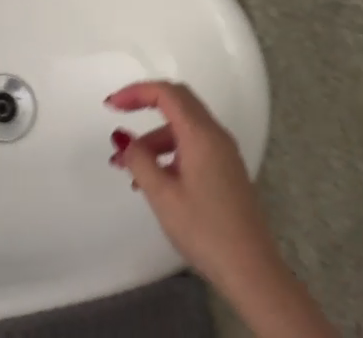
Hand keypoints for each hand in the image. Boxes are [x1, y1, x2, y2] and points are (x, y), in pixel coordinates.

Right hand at [108, 81, 281, 288]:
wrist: (251, 270)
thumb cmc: (204, 230)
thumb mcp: (162, 195)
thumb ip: (139, 160)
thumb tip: (123, 137)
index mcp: (201, 135)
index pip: (167, 93)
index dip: (136, 92)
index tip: (111, 105)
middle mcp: (216, 136)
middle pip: (178, 101)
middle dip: (144, 105)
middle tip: (118, 116)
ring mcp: (225, 153)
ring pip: (184, 127)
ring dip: (154, 138)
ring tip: (128, 167)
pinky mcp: (227, 171)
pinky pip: (194, 145)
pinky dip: (169, 151)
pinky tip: (154, 180)